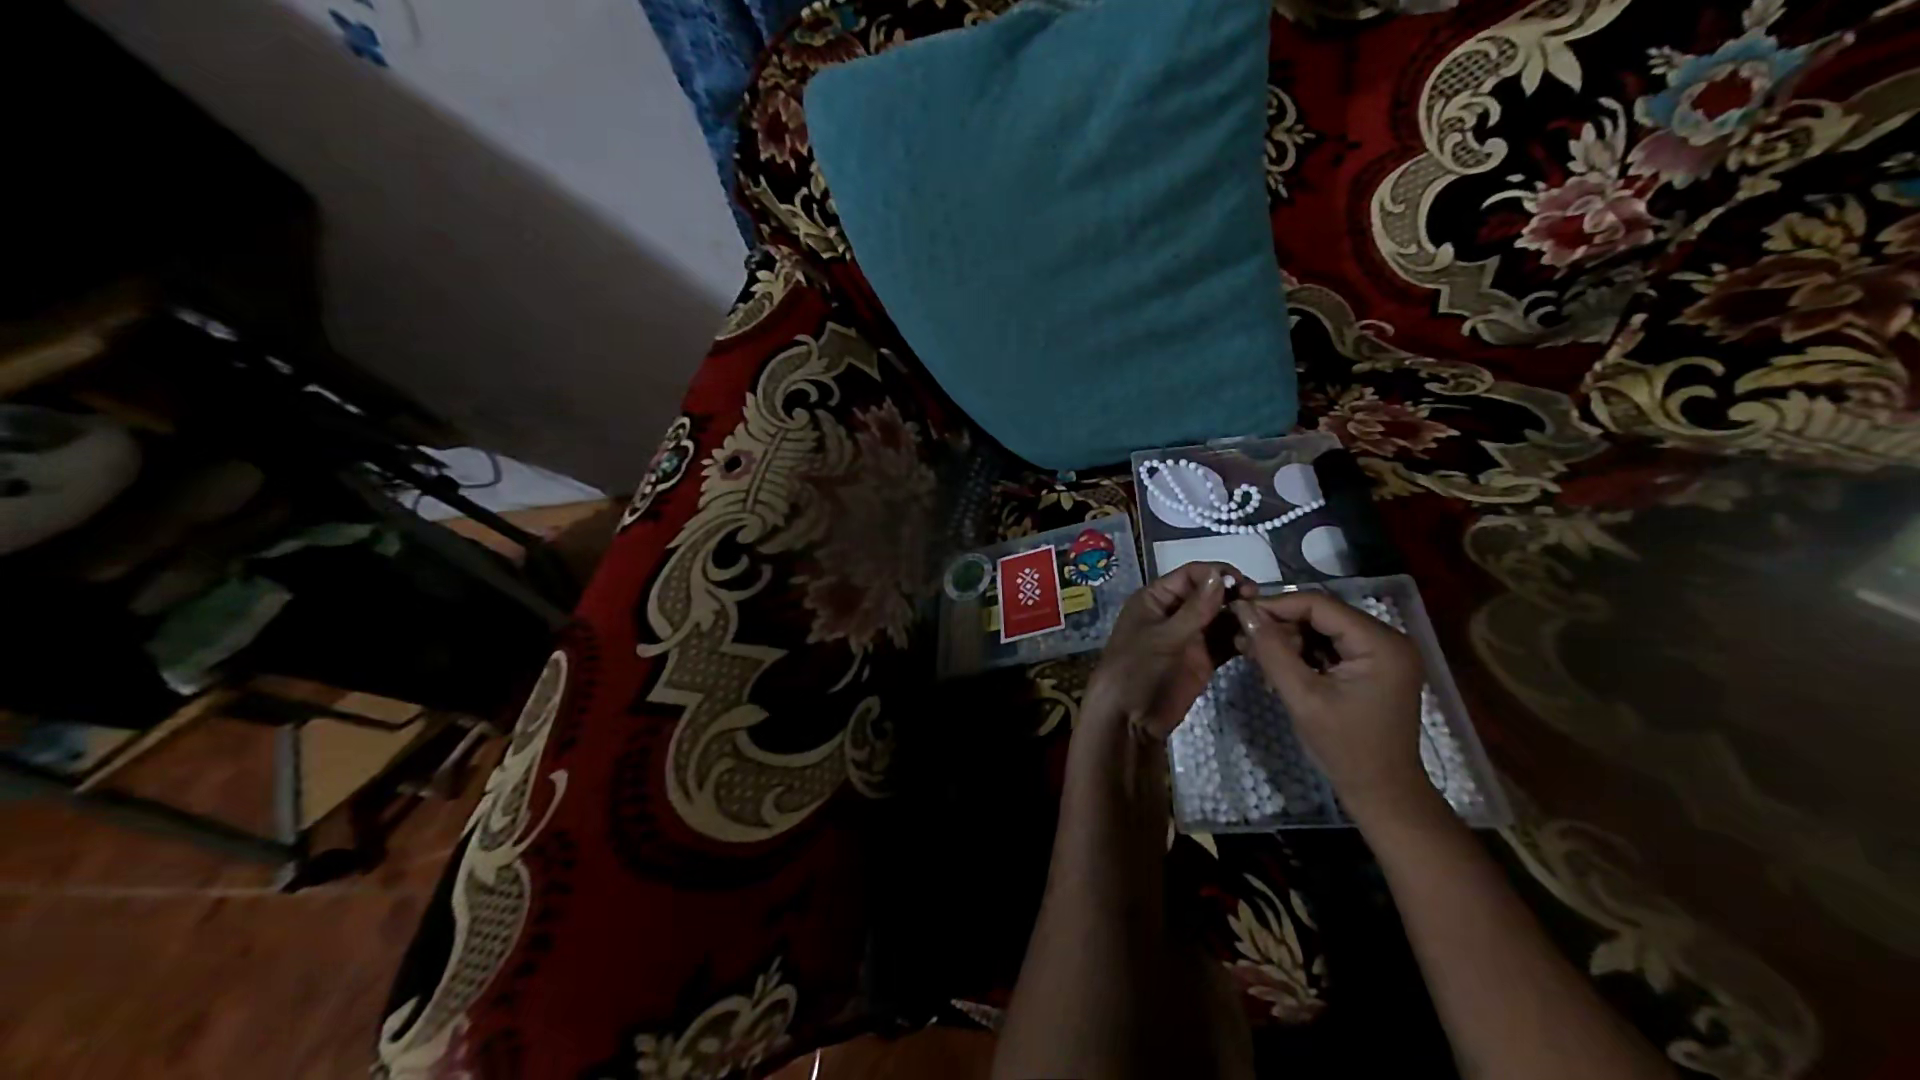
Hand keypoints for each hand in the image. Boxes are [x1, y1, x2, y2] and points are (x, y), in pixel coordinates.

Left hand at [1086, 562, 1252, 738]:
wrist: (1129, 719)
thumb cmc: (1136, 669)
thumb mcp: (1164, 637)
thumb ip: (1194, 609)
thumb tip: (1218, 575)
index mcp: (1155, 599)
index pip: (1190, 575)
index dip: (1217, 575)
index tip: (1244, 584)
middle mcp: (1174, 613)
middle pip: (1210, 594)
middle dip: (1234, 596)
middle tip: (1260, 604)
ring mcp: (1189, 636)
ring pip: (1221, 618)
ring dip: (1241, 618)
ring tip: (1264, 623)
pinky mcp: (1202, 658)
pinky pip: (1225, 642)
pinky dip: (1240, 640)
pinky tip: (1258, 641)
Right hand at [1231, 591, 1431, 822]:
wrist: (1381, 791)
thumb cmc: (1344, 747)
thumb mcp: (1302, 696)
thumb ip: (1272, 650)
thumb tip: (1243, 610)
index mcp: (1380, 643)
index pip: (1319, 605)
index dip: (1275, 605)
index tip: (1238, 614)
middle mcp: (1387, 638)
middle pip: (1321, 615)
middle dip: (1279, 625)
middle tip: (1242, 639)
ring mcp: (1382, 653)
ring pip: (1322, 630)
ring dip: (1287, 640)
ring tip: (1253, 655)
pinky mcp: (1373, 666)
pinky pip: (1330, 646)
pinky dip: (1302, 653)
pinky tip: (1276, 666)